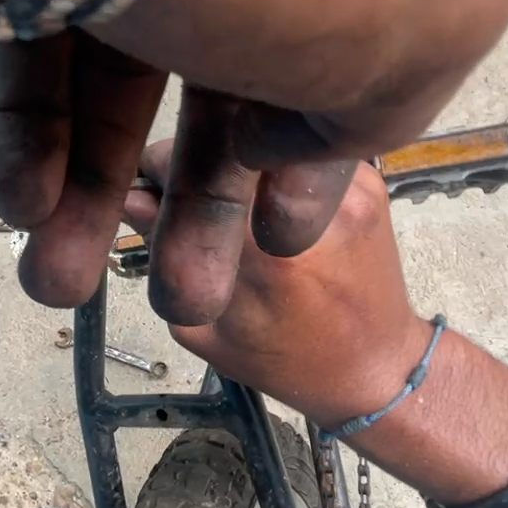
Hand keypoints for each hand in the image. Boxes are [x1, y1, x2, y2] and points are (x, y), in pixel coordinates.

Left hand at [0, 0, 507, 322]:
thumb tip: (286, 133)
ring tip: (59, 281)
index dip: (328, 138)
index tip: (280, 231)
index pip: (387, 4)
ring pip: (134, 53)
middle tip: (173, 297)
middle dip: (202, 191)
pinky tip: (22, 208)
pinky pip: (45, 26)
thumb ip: (392, 85)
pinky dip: (35, 122)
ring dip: (100, 184)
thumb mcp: (425, 5)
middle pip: (247, 47)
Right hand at [122, 140, 434, 427]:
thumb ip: (165, 261)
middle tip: (188, 200)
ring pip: (260, 140)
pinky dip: (273, 171)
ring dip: (233, 163)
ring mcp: (346, 186)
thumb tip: (130, 197)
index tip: (150, 194)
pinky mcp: (367, 180)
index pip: (178, 165)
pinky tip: (271, 204)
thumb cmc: (284, 359)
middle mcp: (306, 208)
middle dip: (191, 162)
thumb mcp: (201, 328)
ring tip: (234, 206)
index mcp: (259, 251)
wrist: (377, 368)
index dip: (153, 172)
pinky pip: (296, 155)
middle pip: (221, 140)